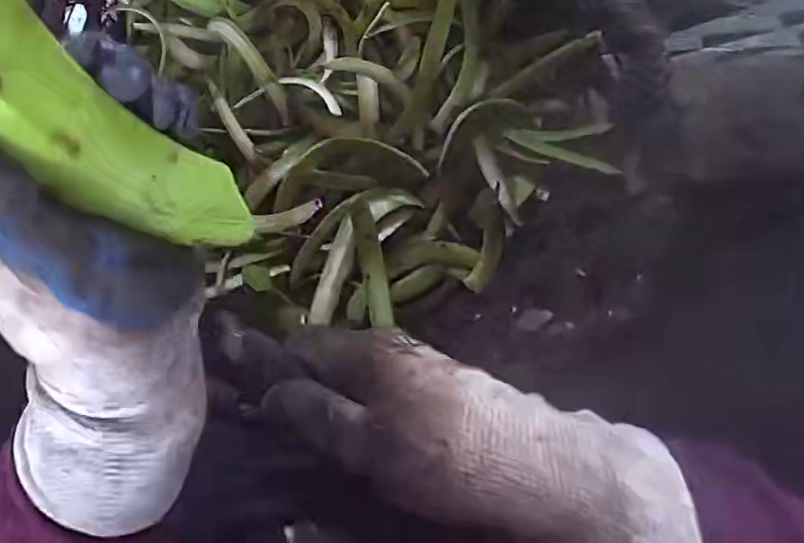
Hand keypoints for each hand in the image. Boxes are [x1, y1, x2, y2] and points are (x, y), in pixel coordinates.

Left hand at [0, 27, 205, 537]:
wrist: (134, 358)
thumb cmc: (56, 312)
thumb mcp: (2, 255)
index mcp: (10, 157)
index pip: (9, 79)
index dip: (22, 45)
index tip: (43, 31)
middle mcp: (59, 147)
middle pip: (75, 75)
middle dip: (94, 59)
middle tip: (107, 67)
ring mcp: (111, 154)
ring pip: (123, 89)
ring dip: (135, 78)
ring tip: (147, 98)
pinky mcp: (156, 166)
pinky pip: (168, 120)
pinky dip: (174, 107)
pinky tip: (174, 117)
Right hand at [217, 320, 701, 542]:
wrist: (544, 464)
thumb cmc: (445, 457)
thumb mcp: (371, 447)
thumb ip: (318, 414)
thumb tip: (271, 392)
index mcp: (362, 348)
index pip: (300, 343)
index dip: (275, 366)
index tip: (259, 394)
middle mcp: (385, 339)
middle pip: (328, 351)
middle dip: (306, 377)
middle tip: (293, 419)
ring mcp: (416, 354)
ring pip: (357, 365)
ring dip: (338, 387)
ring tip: (331, 424)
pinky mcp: (441, 374)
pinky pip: (385, 376)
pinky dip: (368, 394)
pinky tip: (378, 422)